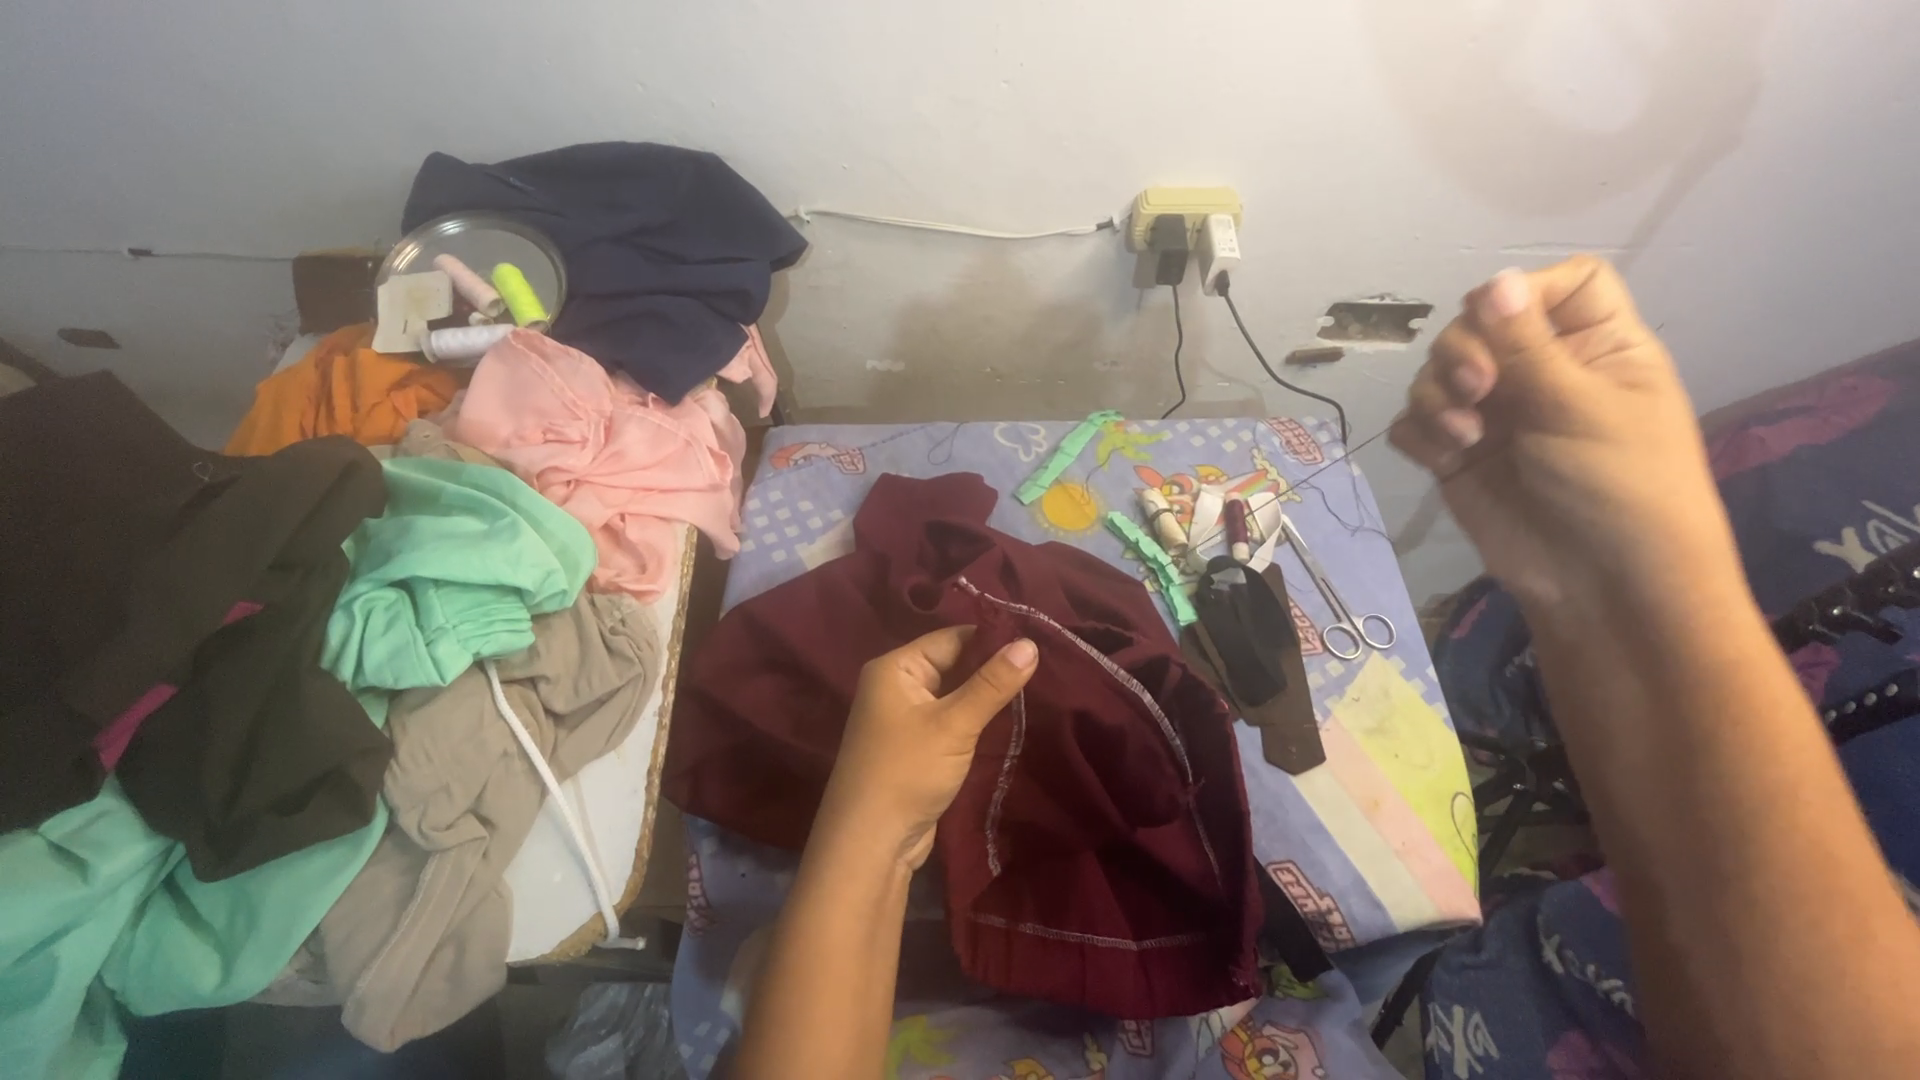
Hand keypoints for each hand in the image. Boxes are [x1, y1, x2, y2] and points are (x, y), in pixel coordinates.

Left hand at [814, 627, 1038, 870]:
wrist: (871, 843)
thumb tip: (1031, 642)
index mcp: (895, 667)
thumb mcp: (954, 724)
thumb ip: (992, 683)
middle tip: (1045, 665)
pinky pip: (951, 719)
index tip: (1037, 641)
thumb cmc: (907, 772)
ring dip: (987, 695)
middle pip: (953, 664)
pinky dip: (975, 718)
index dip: (992, 638)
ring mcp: (905, 717)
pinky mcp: (916, 745)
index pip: (952, 638)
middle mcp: (896, 685)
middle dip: (992, 668)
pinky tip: (1010, 718)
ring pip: (955, 694)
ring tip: (1037, 688)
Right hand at [1390, 257, 1739, 608]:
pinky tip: (1444, 457)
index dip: (1525, 290)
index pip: (1561, 285)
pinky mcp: (1455, 454)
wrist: (1593, 583)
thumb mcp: (1580, 408)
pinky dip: (1419, 433)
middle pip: (1477, 325)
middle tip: (1478, 389)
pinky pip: (1414, 423)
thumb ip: (1529, 346)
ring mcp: (1493, 414)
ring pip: (1435, 373)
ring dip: (1437, 397)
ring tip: (1464, 437)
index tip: (1501, 319)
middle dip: (1464, 352)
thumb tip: (1492, 281)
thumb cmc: (1618, 487)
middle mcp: (1539, 372)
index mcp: (1595, 348)